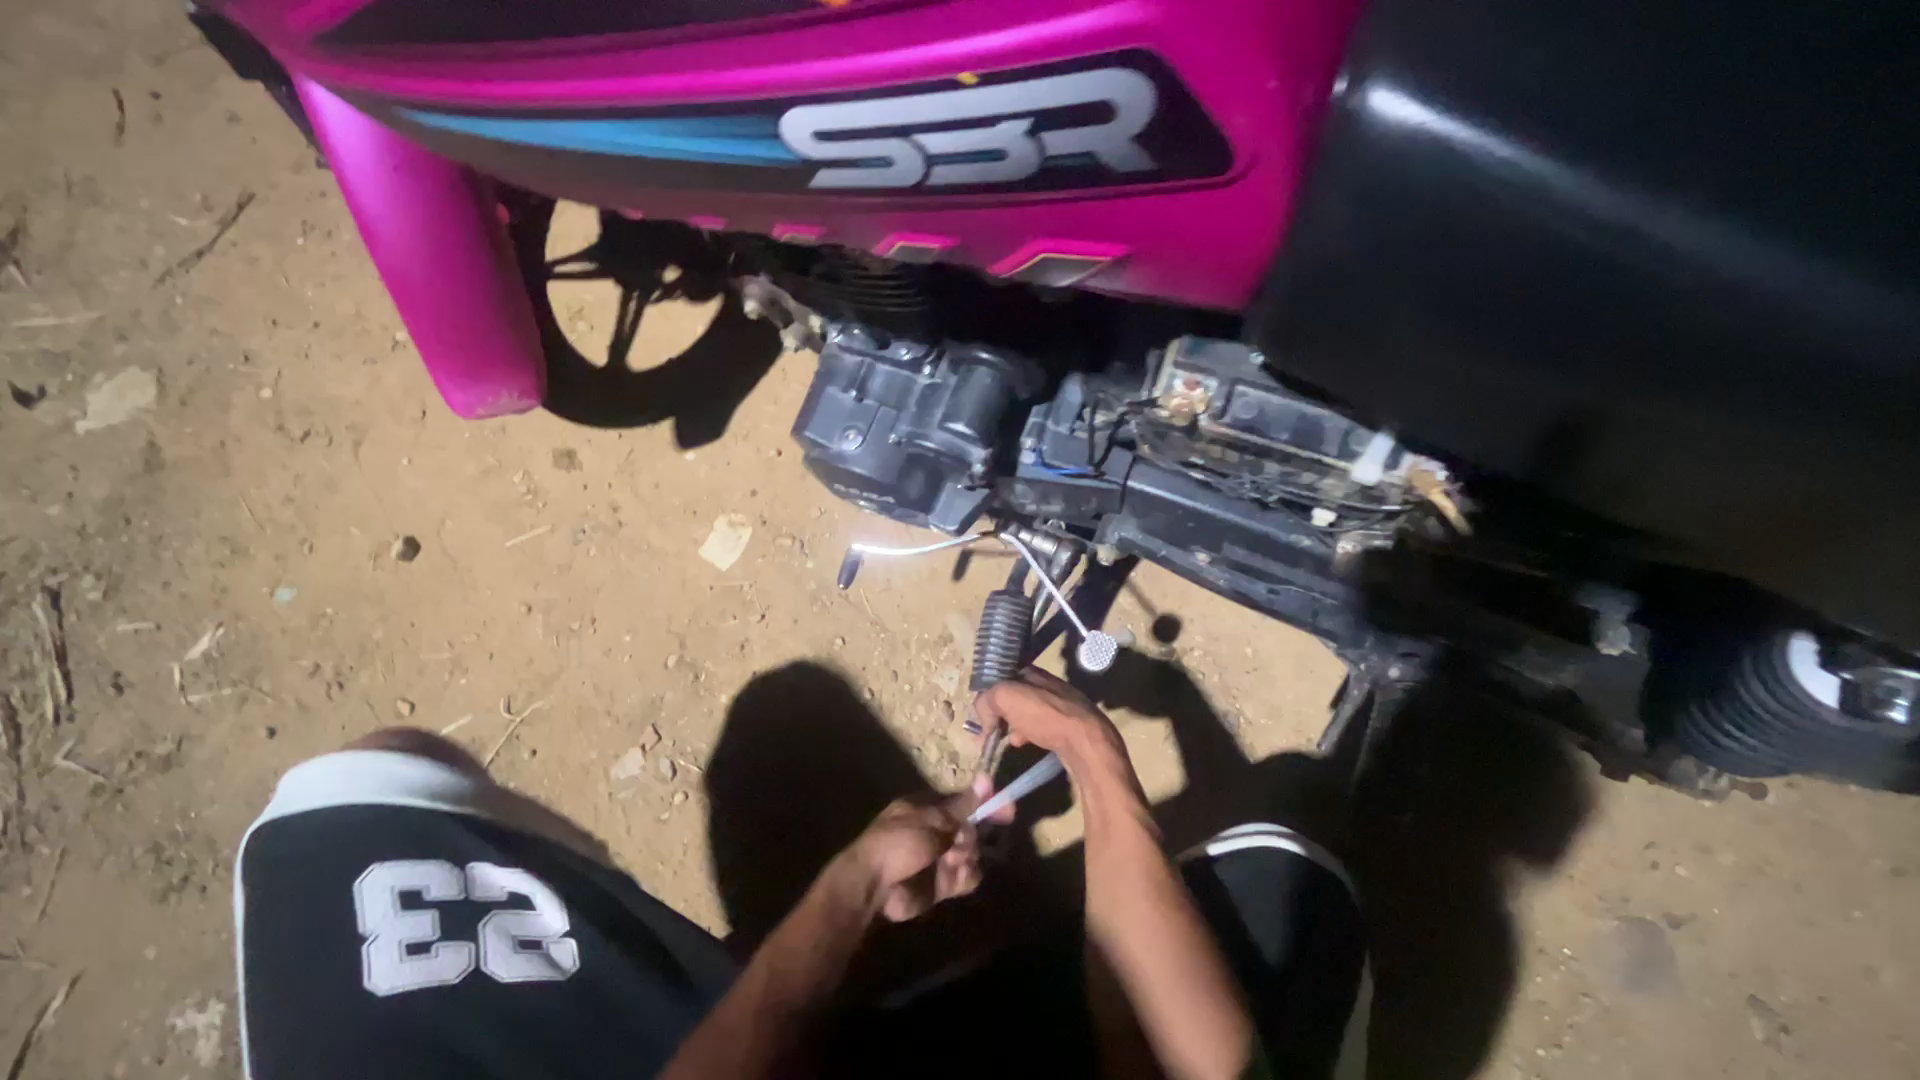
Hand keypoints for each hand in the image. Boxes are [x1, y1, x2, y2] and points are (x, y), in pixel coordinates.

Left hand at [834, 784, 984, 921]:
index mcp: (930, 809)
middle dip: (973, 835)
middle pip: (973, 828)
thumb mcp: (929, 819)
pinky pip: (969, 875)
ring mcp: (942, 857)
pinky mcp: (945, 883)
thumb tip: (986, 777)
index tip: (1008, 809)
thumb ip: (962, 805)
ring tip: (949, 860)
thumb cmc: (896, 842)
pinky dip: (966, 875)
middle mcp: (939, 831)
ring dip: (966, 855)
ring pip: (974, 852)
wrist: (874, 886)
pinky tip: (953, 875)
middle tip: (960, 844)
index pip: (966, 802)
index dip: (987, 804)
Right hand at [972, 667, 1127, 770]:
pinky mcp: (1068, 726)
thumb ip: (987, 700)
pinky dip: (1026, 734)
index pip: (1002, 676)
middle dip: (999, 712)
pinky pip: (1039, 727)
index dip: (989, 693)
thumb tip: (984, 720)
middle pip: (1014, 695)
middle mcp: (1047, 684)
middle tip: (988, 730)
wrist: (1086, 742)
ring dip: (1011, 724)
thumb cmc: (1045, 715)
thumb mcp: (1006, 698)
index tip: (981, 712)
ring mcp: (1060, 705)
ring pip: (1026, 712)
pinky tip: (1022, 744)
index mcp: (1033, 672)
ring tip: (1003, 739)